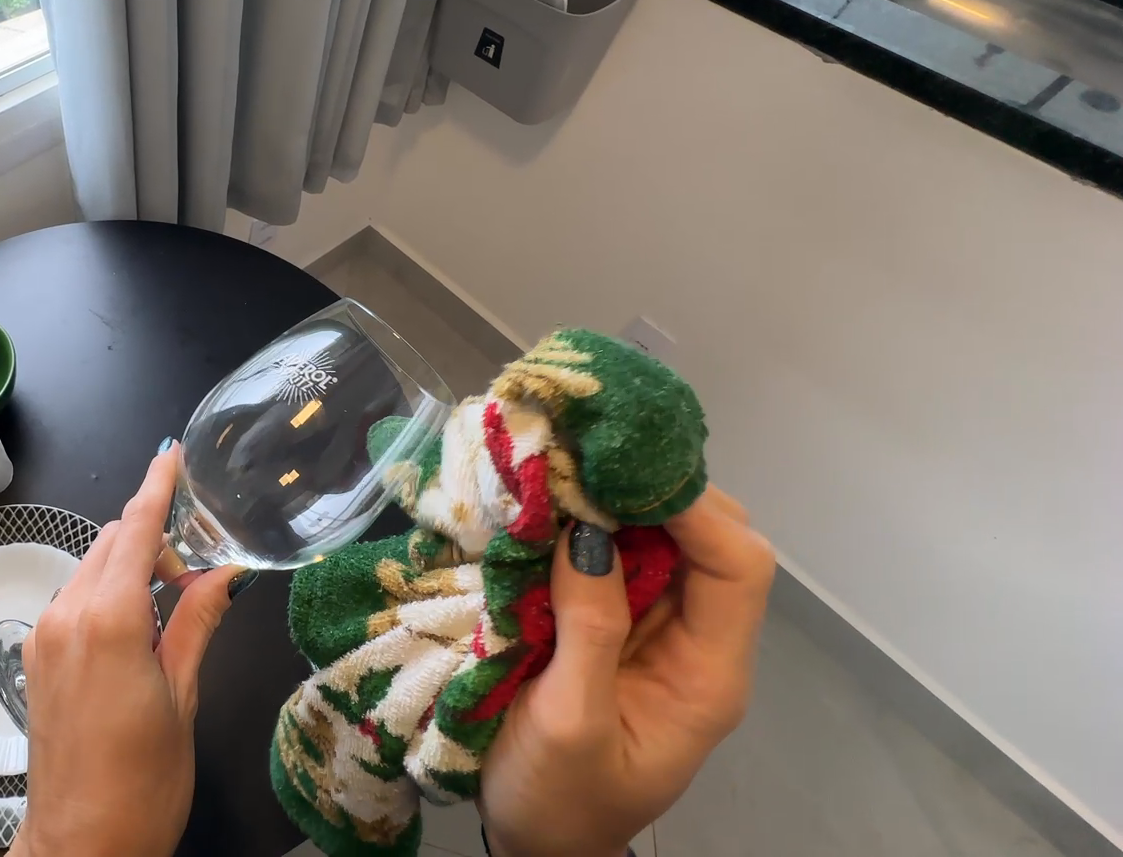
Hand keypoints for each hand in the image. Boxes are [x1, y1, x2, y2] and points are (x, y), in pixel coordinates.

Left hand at [7, 448, 247, 856]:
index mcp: (109, 619)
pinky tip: (134, 627)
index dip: (156, 488)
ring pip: (91, 566)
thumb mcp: (183, 697)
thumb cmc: (143, 781)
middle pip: (111, 541)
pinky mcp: (37, 653)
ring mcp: (46, 633)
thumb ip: (197, 621)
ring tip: (168, 606)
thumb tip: (223, 573)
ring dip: (128, 566)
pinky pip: (75, 597)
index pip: (135, 529)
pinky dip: (107, 592)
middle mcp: (67, 613)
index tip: (170, 456)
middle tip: (192, 569)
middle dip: (151, 537)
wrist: (79, 847)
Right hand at [478, 486, 775, 856]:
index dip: (691, 507)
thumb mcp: (569, 724)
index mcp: (706, 675)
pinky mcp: (606, 623)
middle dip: (654, 488)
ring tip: (561, 465)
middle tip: (582, 454)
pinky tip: (547, 503)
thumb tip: (589, 533)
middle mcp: (690, 641)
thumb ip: (588, 631)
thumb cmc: (557, 799)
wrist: (536, 843)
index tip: (617, 466)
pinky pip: (612, 557)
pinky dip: (584, 522)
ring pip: (661, 540)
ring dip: (616, 498)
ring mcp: (649, 630)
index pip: (737, 567)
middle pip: (710, 540)